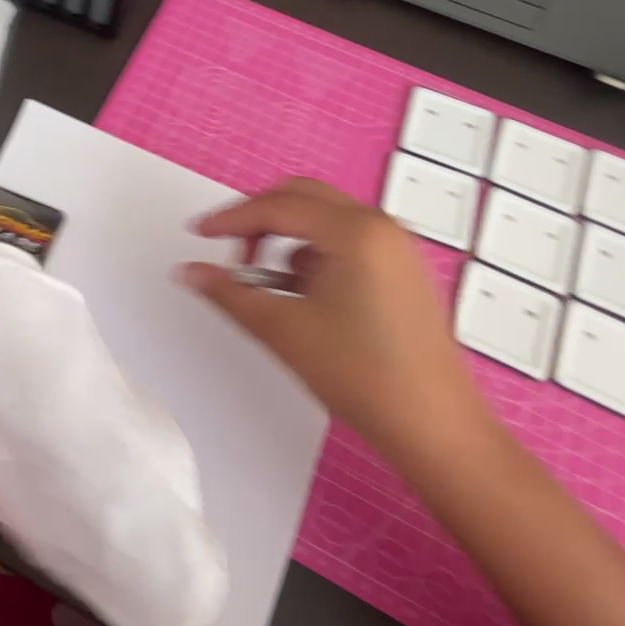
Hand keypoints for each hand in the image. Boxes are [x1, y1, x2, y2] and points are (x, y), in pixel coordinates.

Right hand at [180, 177, 490, 463]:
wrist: (433, 427)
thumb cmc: (369, 378)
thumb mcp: (282, 329)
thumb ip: (228, 292)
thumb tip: (191, 272)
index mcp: (356, 232)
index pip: (277, 207)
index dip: (230, 219)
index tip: (200, 232)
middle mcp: (381, 228)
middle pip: (302, 198)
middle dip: (258, 219)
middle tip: (227, 247)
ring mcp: (397, 249)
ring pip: (324, 219)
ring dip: (286, 237)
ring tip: (263, 281)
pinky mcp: (401, 271)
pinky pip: (346, 242)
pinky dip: (313, 255)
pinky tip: (298, 295)